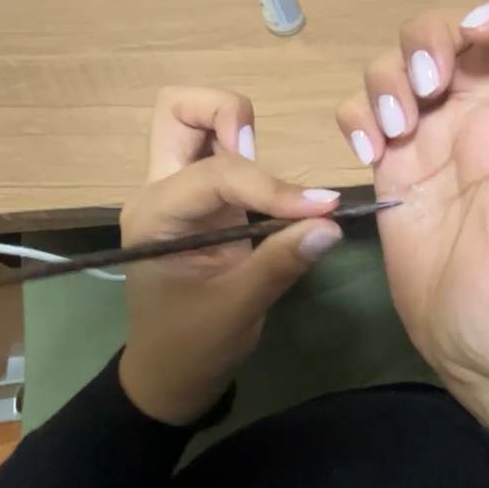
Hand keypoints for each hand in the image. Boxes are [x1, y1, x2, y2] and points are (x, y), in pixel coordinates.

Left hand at [118, 88, 344, 424]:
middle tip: (264, 155)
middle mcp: (164, 192)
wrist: (171, 376)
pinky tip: (283, 195)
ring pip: (200, 124)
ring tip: (278, 183)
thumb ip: (281, 262)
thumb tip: (331, 224)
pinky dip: (257, 161)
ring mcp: (184, 194)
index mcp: (157, 216)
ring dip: (241, 132)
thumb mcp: (238, 309)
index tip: (324, 208)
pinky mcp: (208, 204)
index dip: (274, 186)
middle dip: (226, 114)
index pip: (218, 173)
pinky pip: (228, 158)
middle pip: (178, 111)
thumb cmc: (192, 347)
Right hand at [334, 0, 488, 426]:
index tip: (476, 24)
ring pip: (404, 64)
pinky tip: (365, 158)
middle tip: (420, 93)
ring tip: (390, 138)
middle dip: (430, 39)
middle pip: (455, 37)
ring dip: (388, 80)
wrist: (463, 351)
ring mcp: (430, 144)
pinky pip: (365, 112)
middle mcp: (476, 127)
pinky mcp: (391, 167)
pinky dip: (356, 116)